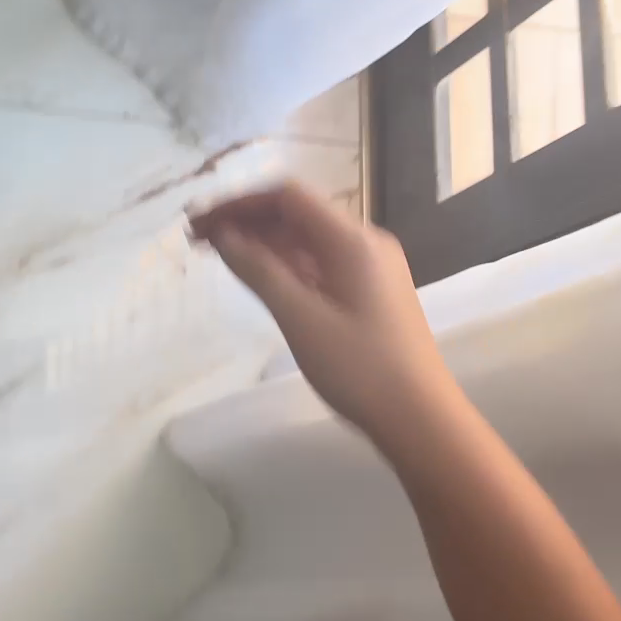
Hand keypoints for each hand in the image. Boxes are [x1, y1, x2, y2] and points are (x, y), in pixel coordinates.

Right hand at [191, 182, 458, 443]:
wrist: (423, 423)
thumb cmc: (360, 369)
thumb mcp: (299, 317)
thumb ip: (257, 269)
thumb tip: (221, 235)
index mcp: (351, 240)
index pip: (286, 197)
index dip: (238, 203)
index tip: (200, 222)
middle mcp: (362, 242)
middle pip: (293, 214)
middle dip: (243, 220)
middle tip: (197, 239)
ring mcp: (367, 266)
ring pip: (303, 238)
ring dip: (259, 240)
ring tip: (216, 253)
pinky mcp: (365, 290)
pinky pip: (315, 260)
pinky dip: (280, 261)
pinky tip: (254, 274)